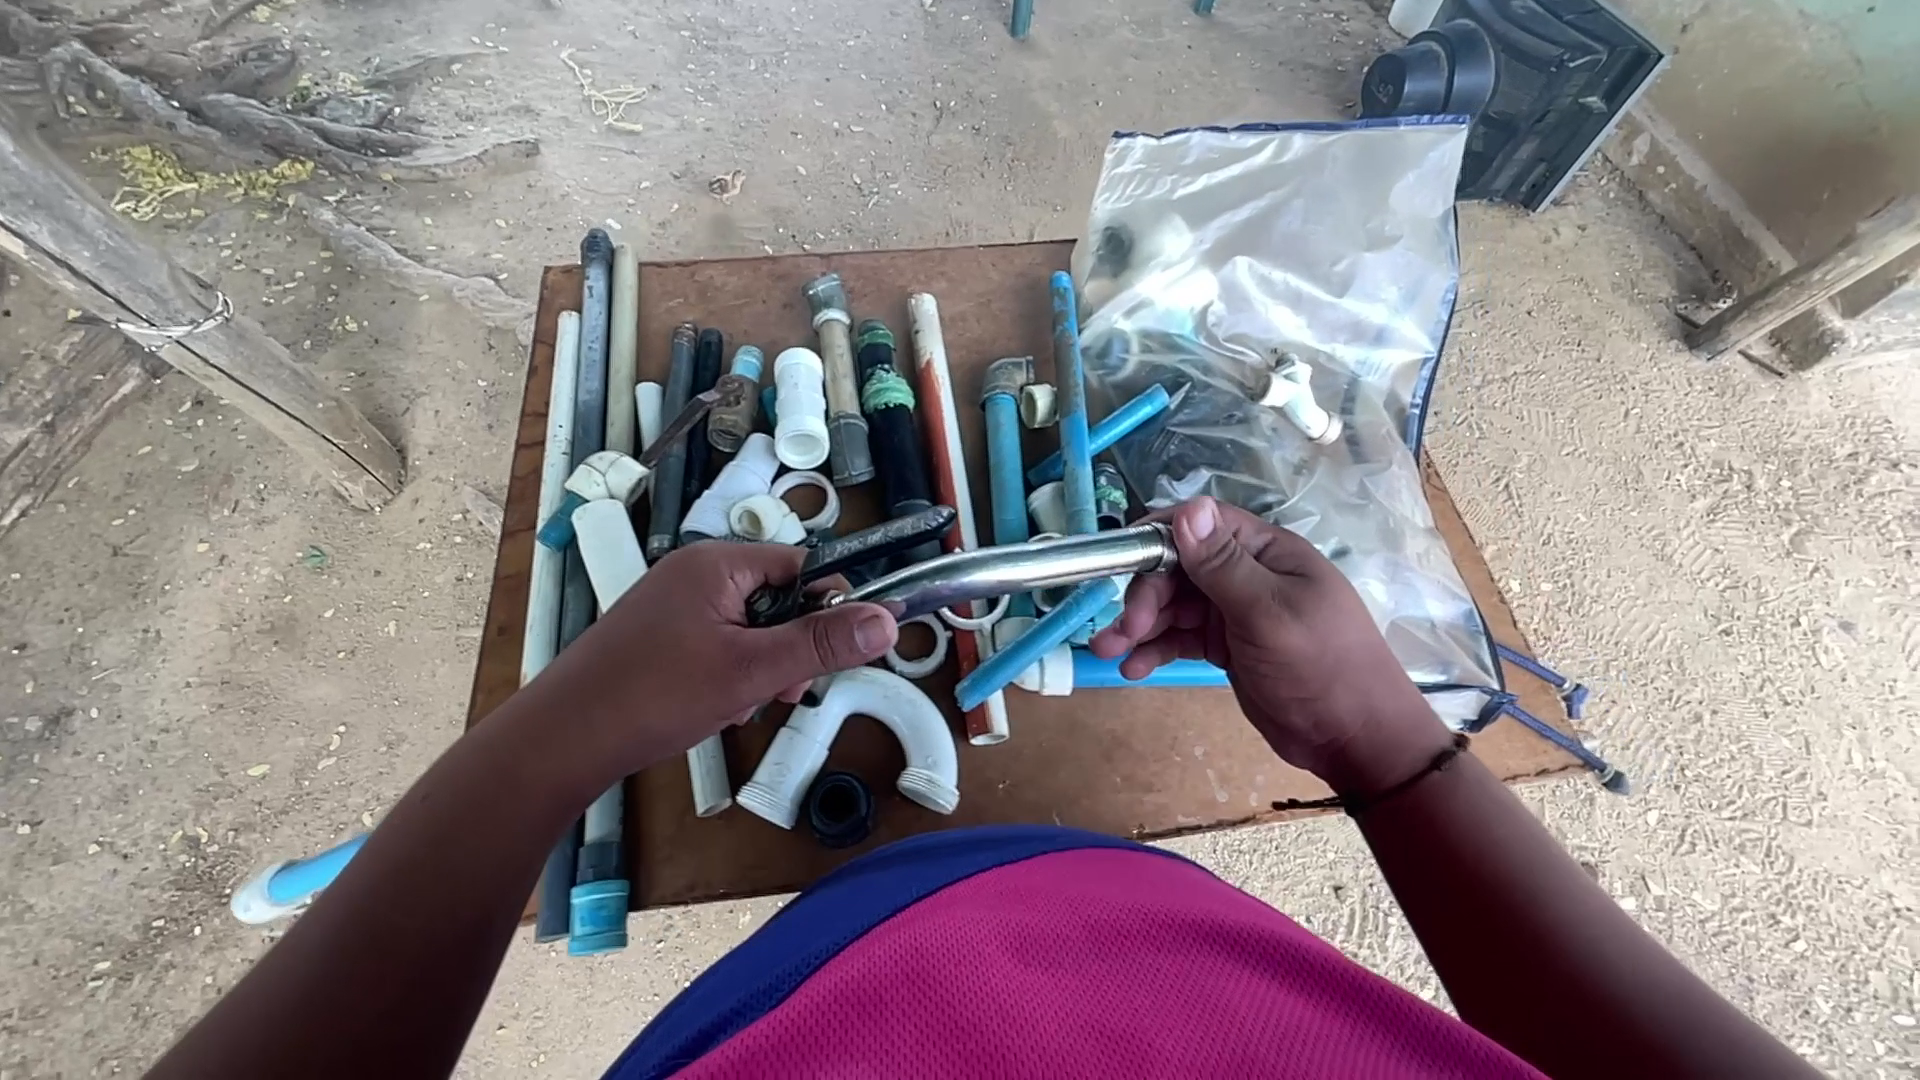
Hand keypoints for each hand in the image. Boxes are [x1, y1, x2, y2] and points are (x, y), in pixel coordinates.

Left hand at [528, 540, 898, 777]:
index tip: (839, 653)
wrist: (562, 740)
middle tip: (784, 691)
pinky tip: (718, 704)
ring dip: (762, 664)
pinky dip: (731, 670)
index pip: (803, 567)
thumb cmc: (657, 695)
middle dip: (790, 646)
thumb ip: (822, 643)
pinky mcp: (661, 631)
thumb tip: (886, 620)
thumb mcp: (753, 671)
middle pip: (779, 597)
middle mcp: (697, 571)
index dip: (830, 607)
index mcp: (719, 562)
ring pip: (751, 624)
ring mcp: (675, 601)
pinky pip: (720, 639)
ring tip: (744, 704)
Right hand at [1089, 497, 1450, 796]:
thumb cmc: (1321, 667)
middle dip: (1143, 595)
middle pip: (1177, 569)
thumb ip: (1223, 565)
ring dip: (1138, 625)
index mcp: (1264, 552)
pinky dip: (1154, 649)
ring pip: (1172, 606)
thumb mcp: (1268, 613)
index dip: (1157, 538)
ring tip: (1107, 651)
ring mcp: (1233, 611)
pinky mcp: (1224, 645)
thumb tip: (1186, 508)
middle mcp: (1246, 574)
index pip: (1200, 525)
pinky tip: (1134, 668)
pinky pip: (1180, 638)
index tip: (1120, 560)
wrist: (1355, 740)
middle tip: (1122, 630)